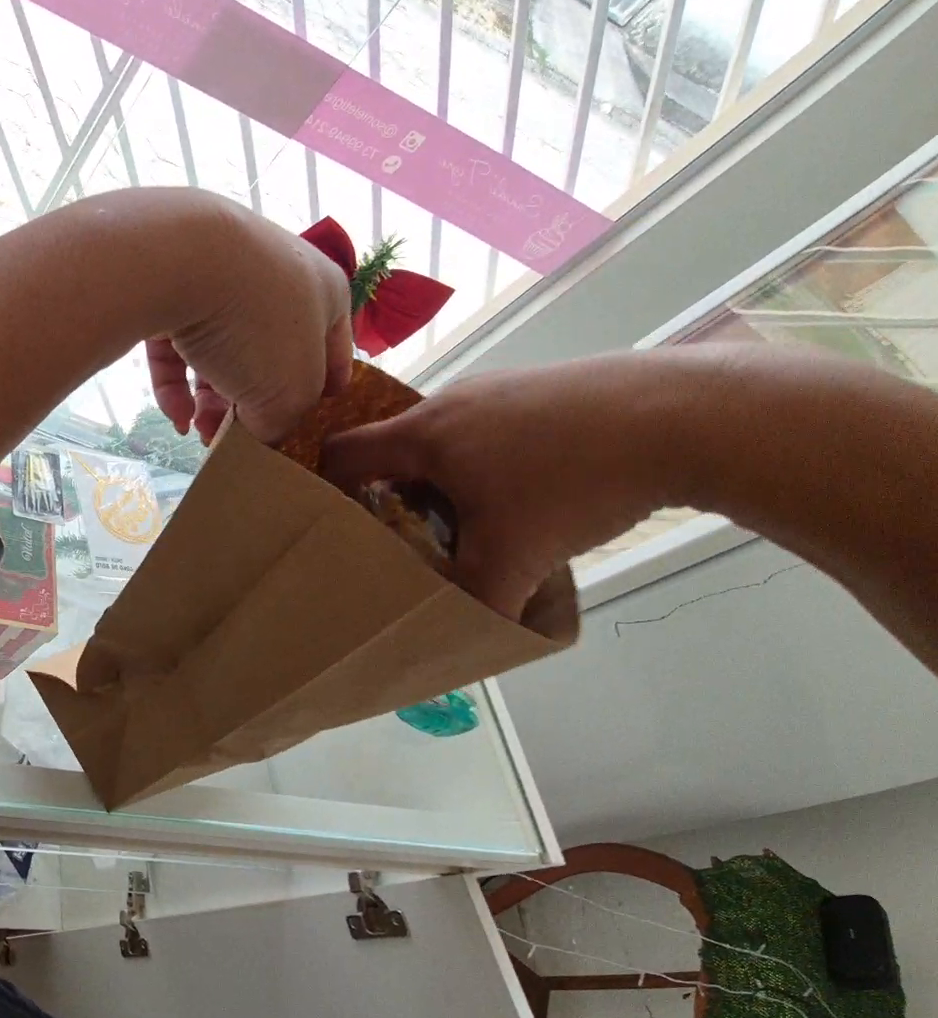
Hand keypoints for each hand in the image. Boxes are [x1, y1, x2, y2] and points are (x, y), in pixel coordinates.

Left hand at [142, 199, 353, 444]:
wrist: (178, 261)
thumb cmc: (257, 325)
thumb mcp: (289, 392)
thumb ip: (282, 420)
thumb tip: (258, 432)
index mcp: (323, 292)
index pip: (334, 345)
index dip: (327, 384)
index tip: (313, 417)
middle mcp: (273, 278)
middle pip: (267, 354)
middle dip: (253, 404)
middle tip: (235, 440)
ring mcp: (216, 278)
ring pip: (219, 351)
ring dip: (211, 400)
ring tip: (200, 433)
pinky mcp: (165, 289)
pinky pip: (175, 345)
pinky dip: (176, 384)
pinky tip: (176, 419)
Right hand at [318, 352, 693, 617]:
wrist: (689, 417)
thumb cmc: (576, 483)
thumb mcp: (515, 559)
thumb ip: (473, 601)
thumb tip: (456, 632)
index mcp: (423, 434)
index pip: (342, 454)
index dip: (328, 490)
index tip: (344, 527)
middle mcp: (449, 401)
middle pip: (393, 449)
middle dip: (393, 494)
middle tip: (416, 536)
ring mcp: (498, 386)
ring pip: (444, 439)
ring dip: (445, 478)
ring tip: (482, 517)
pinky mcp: (542, 385)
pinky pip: (488, 426)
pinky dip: (489, 459)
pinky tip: (536, 488)